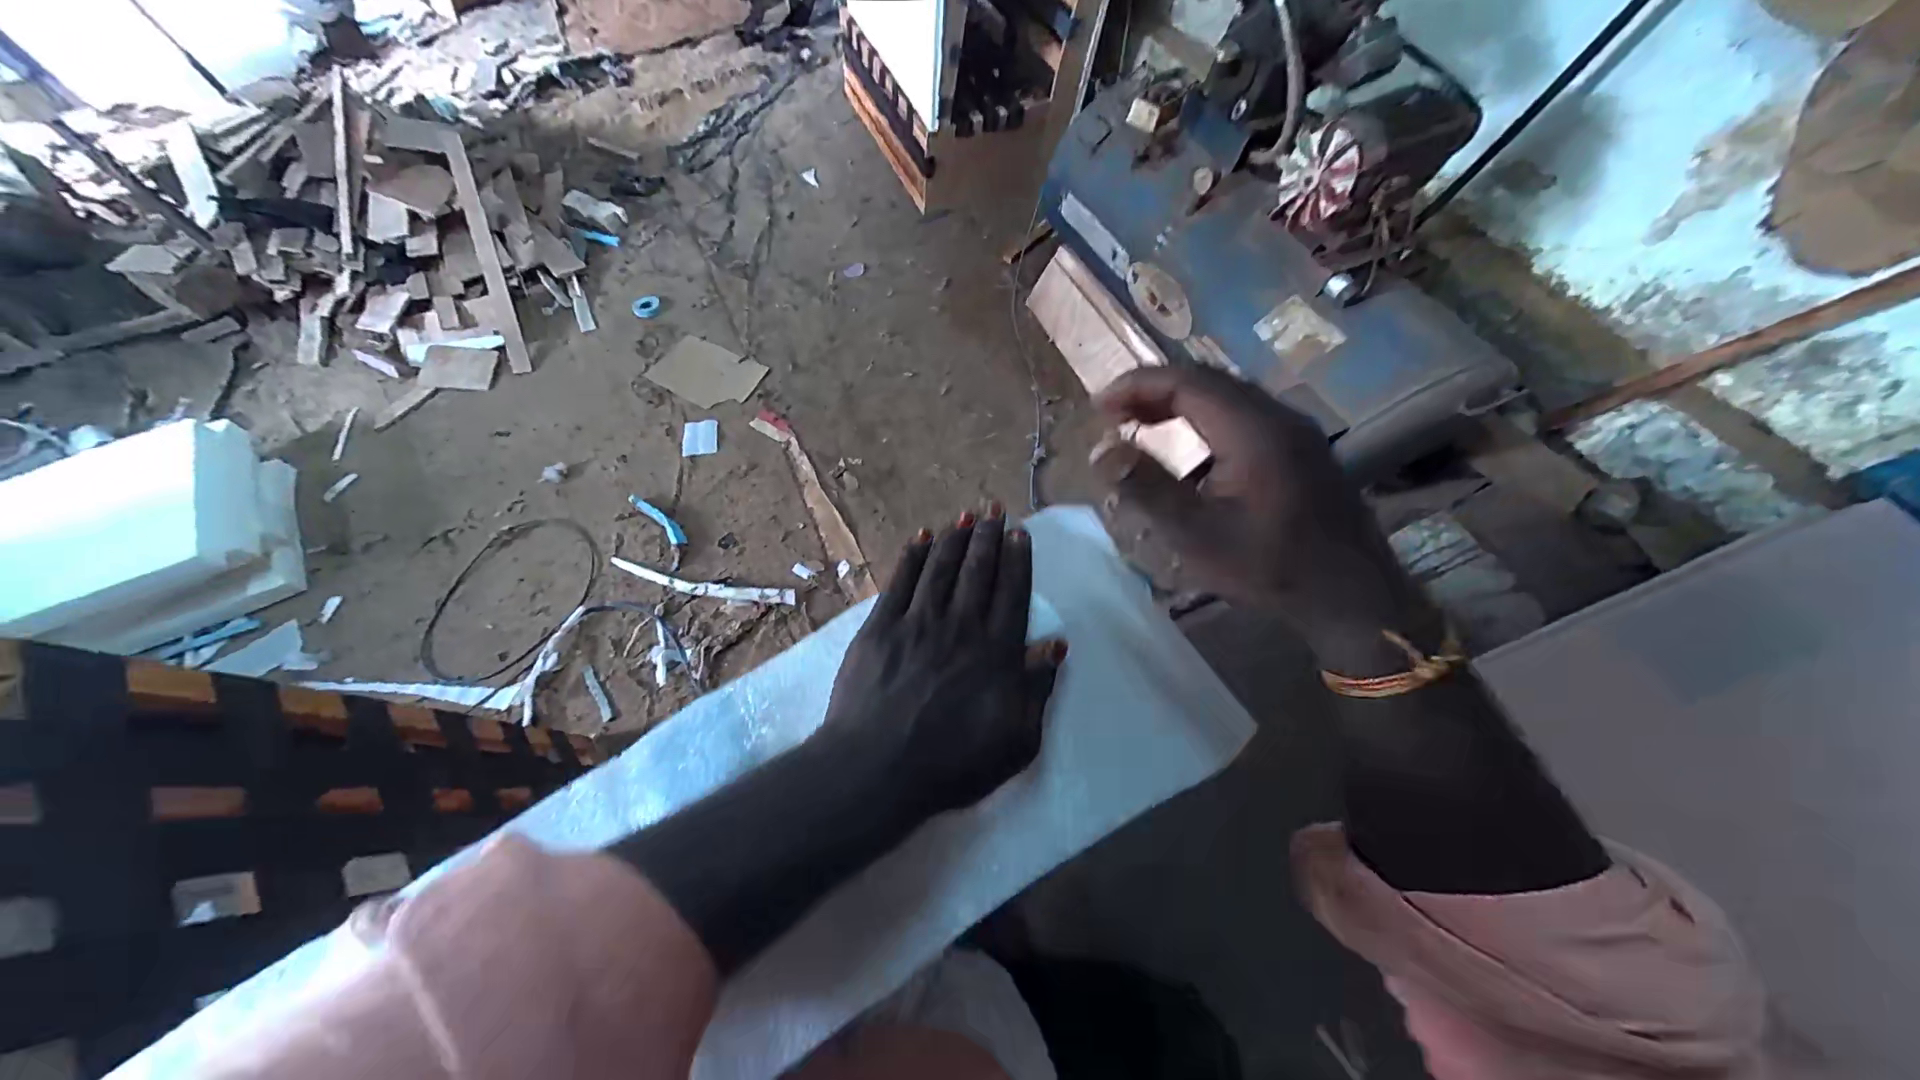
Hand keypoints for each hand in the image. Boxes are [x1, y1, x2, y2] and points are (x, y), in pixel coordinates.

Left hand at [821, 507, 1066, 815]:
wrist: (875, 769)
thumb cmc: (950, 764)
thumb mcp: (1015, 741)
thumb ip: (1036, 690)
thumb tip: (1055, 645)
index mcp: (995, 653)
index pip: (1012, 594)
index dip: (1017, 560)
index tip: (1019, 534)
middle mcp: (960, 627)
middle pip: (979, 572)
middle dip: (989, 537)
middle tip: (995, 510)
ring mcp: (917, 623)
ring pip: (941, 568)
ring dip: (955, 539)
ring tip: (966, 517)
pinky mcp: (880, 627)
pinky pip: (901, 581)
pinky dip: (913, 556)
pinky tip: (922, 538)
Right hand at [1092, 365, 1439, 666]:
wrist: (1352, 598)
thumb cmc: (1270, 567)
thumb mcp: (1196, 534)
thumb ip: (1147, 486)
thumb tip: (1101, 450)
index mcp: (1253, 429)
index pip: (1186, 382)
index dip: (1137, 386)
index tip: (1098, 406)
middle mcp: (1278, 417)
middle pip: (1208, 382)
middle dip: (1154, 391)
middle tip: (1113, 415)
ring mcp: (1296, 432)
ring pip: (1228, 397)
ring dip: (1180, 405)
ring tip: (1142, 426)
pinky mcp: (1302, 451)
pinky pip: (1245, 417)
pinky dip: (1205, 421)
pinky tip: (1191, 453)